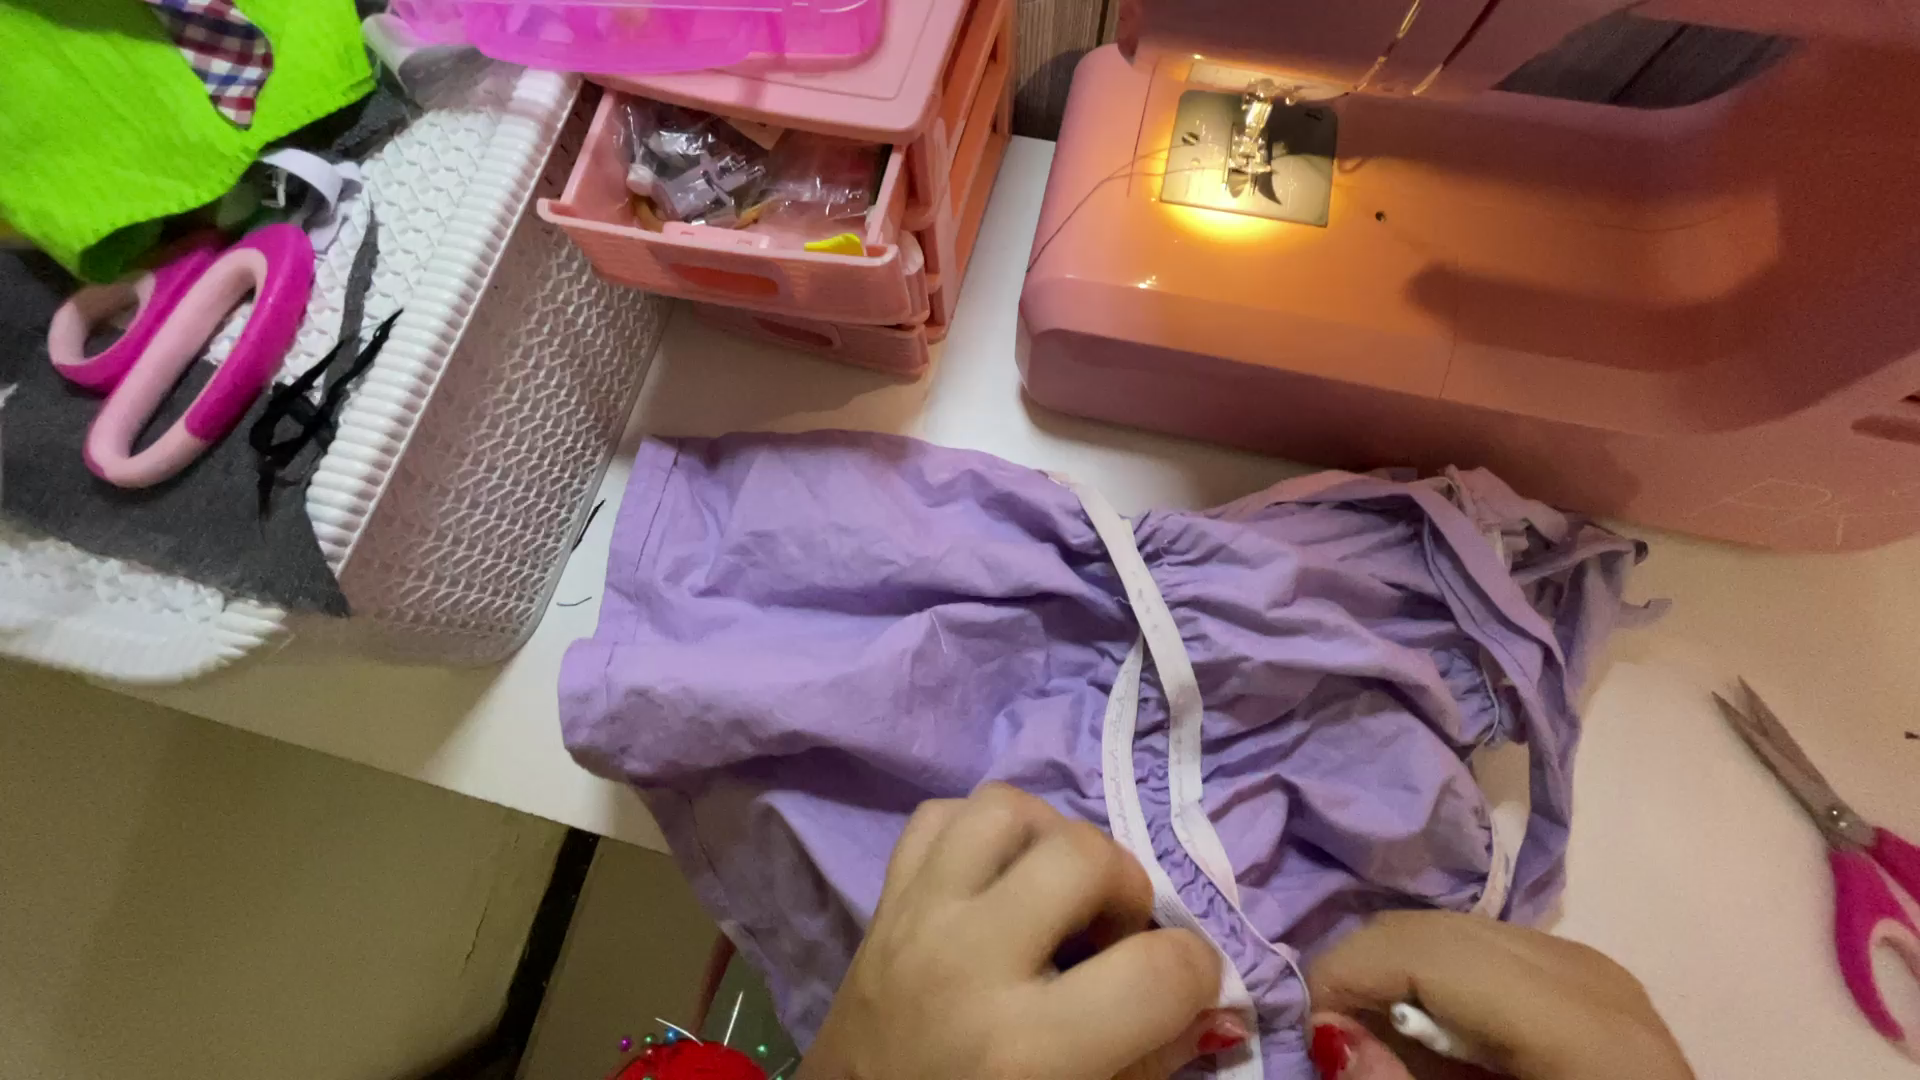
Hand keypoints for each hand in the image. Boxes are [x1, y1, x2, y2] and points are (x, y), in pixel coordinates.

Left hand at [795, 784, 1248, 1079]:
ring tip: (1054, 883)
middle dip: (1125, 882)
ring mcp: (917, 912)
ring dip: (1050, 834)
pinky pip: (940, 814)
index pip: (1155, 974)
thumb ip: (1150, 1056)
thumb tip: (1207, 990)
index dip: (1198, 969)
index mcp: (1024, 1047)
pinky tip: (994, 872)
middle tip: (1115, 926)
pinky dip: (979, 828)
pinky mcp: (885, 892)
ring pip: (1004, 808)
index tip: (1189, 975)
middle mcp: (968, 959)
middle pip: (1081, 855)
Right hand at [1305, 911, 1693, 1079]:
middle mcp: (1579, 967)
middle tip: (1340, 1047)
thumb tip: (1330, 1038)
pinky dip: (1434, 980)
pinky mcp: (1583, 968)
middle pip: (1421, 932)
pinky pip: (1473, 945)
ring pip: (1439, 929)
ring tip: (1387, 1045)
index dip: (1343, 979)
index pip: (1417, 951)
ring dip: (1393, 977)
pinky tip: (1442, 1037)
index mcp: (1581, 1026)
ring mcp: (1582, 960)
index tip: (1310, 1039)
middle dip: (1360, 977)